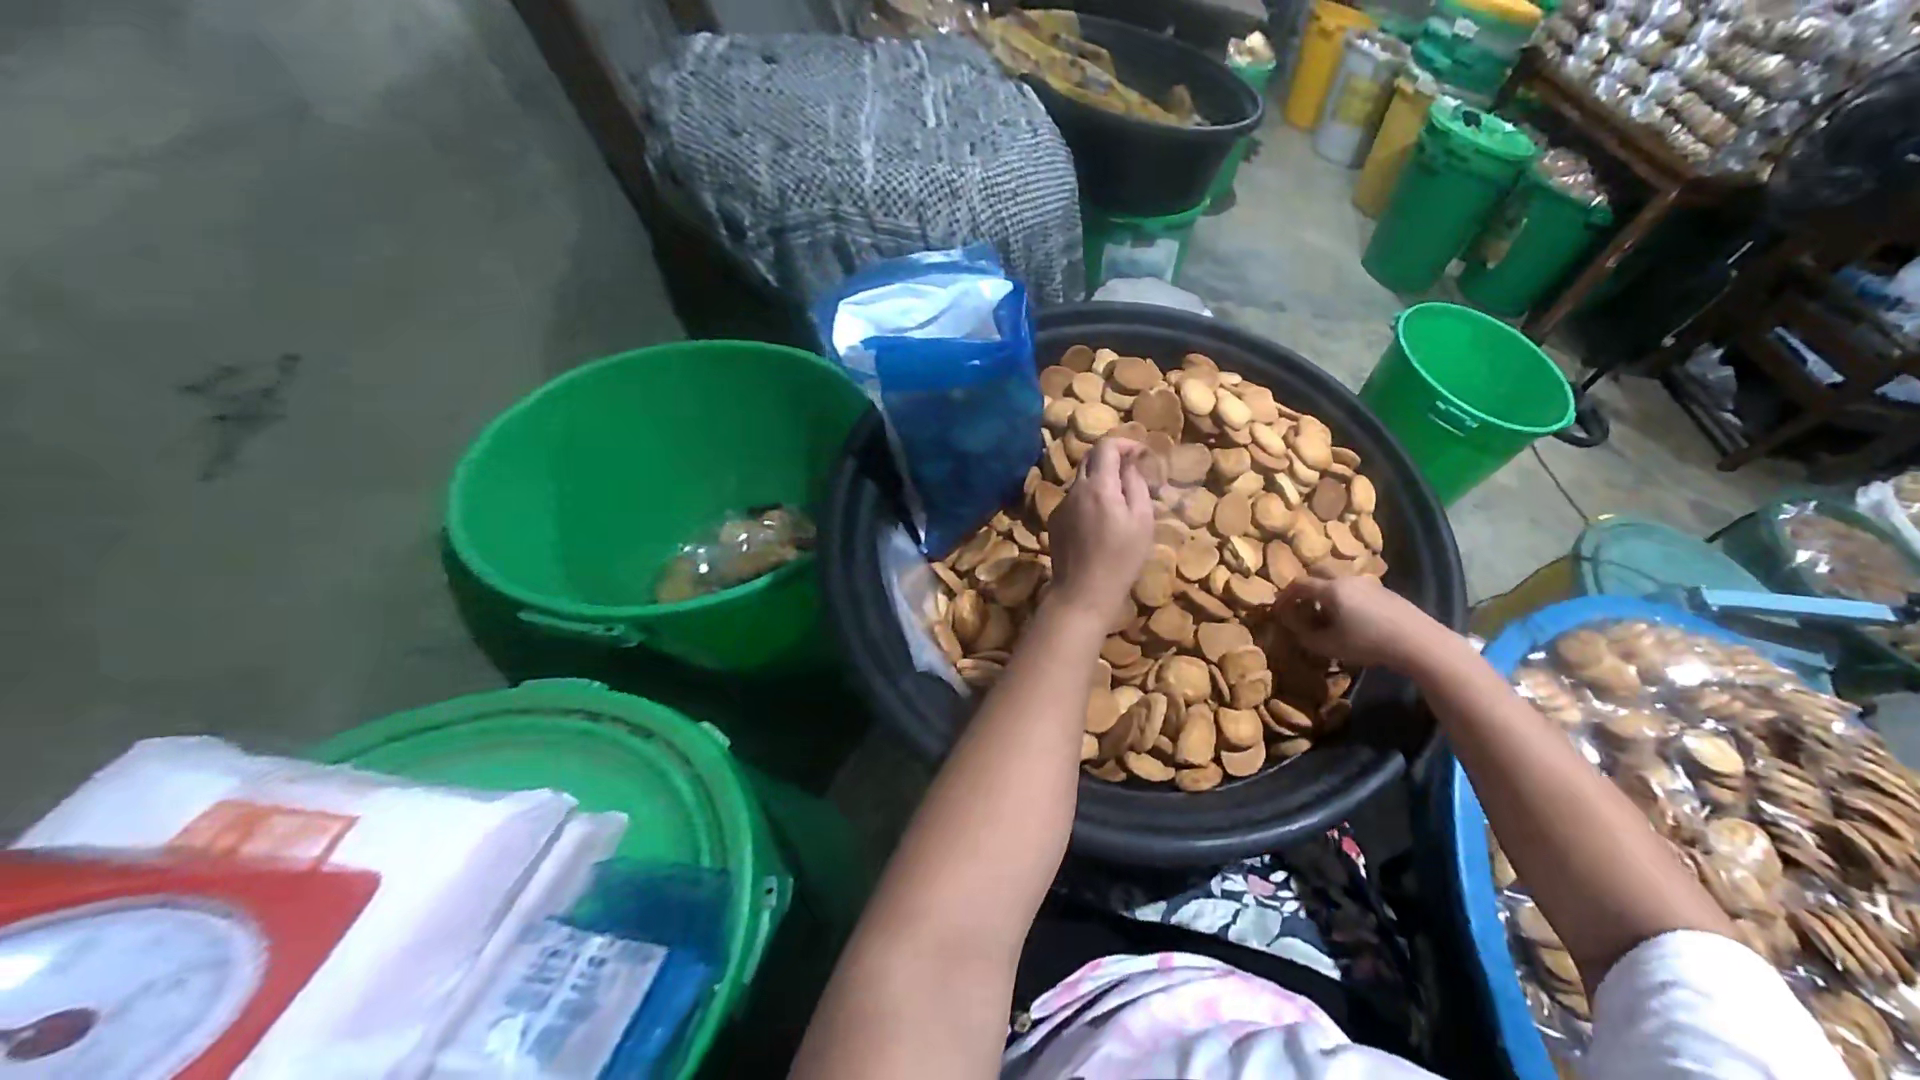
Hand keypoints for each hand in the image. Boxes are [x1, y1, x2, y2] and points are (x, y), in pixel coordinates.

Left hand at [1047, 437, 1154, 623]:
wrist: (1082, 592)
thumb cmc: (1121, 559)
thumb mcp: (1141, 521)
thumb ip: (1136, 485)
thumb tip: (1130, 464)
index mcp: (1098, 486)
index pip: (1105, 446)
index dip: (1125, 443)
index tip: (1141, 454)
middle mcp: (1074, 490)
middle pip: (1089, 459)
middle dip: (1111, 458)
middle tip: (1132, 472)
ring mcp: (1061, 505)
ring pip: (1081, 481)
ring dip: (1100, 480)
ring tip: (1119, 501)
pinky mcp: (1054, 521)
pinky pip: (1074, 500)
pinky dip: (1089, 498)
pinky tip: (1100, 521)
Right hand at [1276, 576, 1459, 672]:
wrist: (1419, 642)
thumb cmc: (1368, 643)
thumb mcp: (1328, 645)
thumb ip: (1304, 634)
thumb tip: (1292, 624)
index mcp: (1330, 589)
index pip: (1298, 584)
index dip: (1284, 596)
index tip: (1278, 609)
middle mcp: (1347, 579)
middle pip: (1319, 574)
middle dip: (1305, 588)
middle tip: (1301, 605)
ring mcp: (1369, 583)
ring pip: (1339, 581)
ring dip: (1327, 593)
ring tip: (1327, 614)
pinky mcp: (1385, 592)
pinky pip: (1356, 589)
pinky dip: (1345, 598)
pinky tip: (1352, 618)